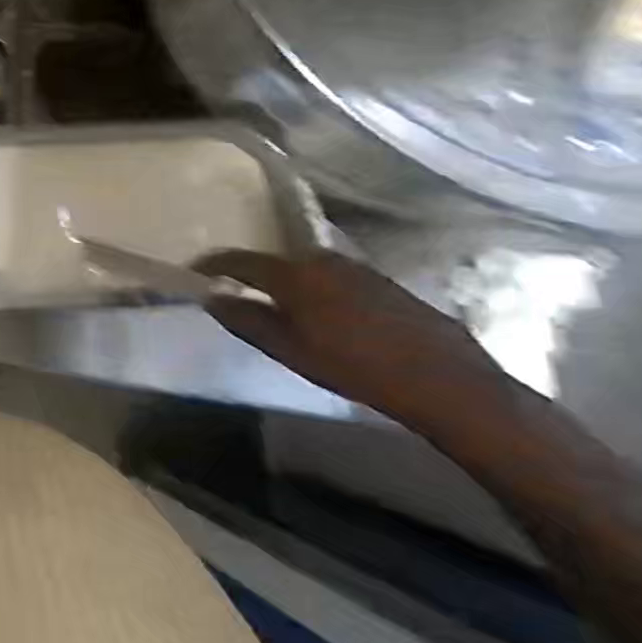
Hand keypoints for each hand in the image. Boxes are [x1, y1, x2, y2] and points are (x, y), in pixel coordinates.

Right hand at [195, 250, 512, 422]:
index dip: (212, 265)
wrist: (447, 382)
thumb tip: (212, 298)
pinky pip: (336, 278)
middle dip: (253, 272)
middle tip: (236, 289)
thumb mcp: (287, 349)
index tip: (194, 272)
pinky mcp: (386, 284)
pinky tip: (323, 313)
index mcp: (293, 274)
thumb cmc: (354, 366)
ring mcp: (359, 269)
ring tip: (279, 303)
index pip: (239, 260)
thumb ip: (245, 320)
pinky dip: (318, 289)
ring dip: (288, 281)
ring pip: (308, 268)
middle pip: (275, 260)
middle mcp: (323, 260)